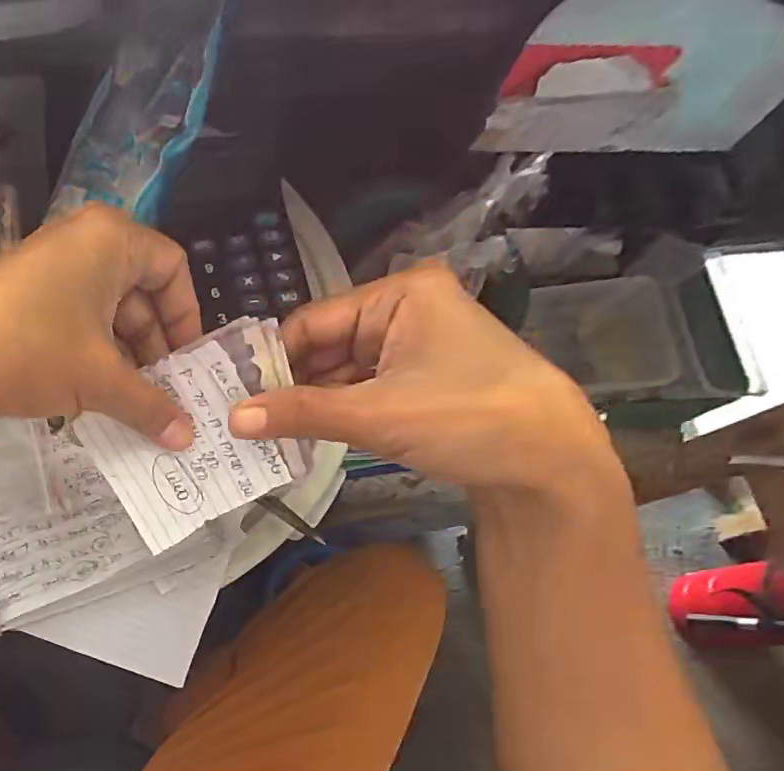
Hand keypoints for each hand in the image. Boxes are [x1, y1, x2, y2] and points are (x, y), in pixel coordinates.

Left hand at [0, 204, 201, 456]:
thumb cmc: (31, 351)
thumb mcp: (99, 379)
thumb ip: (150, 405)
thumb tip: (188, 438)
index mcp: (110, 239)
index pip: (172, 267)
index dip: (187, 318)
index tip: (187, 365)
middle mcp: (82, 244)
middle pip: (140, 294)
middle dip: (154, 349)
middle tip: (163, 397)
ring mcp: (49, 272)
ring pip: (106, 316)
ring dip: (124, 362)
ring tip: (132, 407)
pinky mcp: (25, 301)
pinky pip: (75, 326)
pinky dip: (92, 360)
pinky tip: (96, 400)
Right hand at [227, 260, 623, 497]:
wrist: (549, 463)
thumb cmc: (467, 419)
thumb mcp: (375, 415)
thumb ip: (300, 413)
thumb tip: (233, 418)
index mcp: (399, 295)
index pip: (313, 321)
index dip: (273, 359)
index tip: (234, 395)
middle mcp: (404, 312)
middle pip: (325, 346)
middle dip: (289, 384)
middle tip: (243, 419)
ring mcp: (413, 347)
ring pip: (340, 372)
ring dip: (309, 402)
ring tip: (263, 432)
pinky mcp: (418, 379)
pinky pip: (361, 389)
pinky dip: (335, 412)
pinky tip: (304, 435)